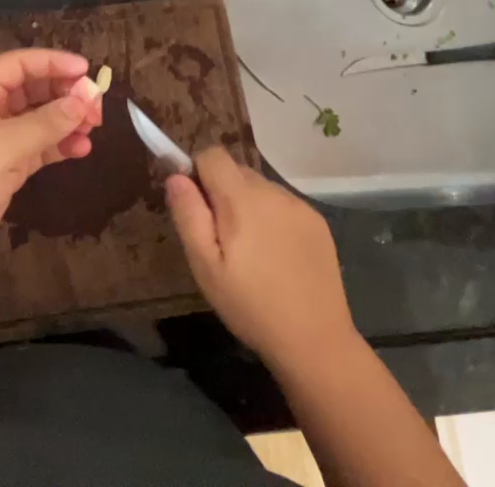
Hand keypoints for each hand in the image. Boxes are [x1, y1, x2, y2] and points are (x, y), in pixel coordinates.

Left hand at [0, 49, 103, 262]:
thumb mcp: (6, 145)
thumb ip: (47, 123)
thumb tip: (84, 101)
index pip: (19, 64)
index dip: (52, 62)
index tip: (86, 70)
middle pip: (32, 89)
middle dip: (64, 94)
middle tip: (96, 105)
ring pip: (38, 119)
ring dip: (65, 121)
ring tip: (93, 128)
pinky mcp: (5, 166)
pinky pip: (38, 147)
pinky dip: (59, 145)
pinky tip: (81, 149)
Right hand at [165, 148, 354, 366]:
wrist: (315, 340)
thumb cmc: (250, 305)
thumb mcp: (205, 266)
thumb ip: (188, 215)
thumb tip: (175, 176)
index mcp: (242, 199)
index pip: (212, 154)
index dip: (197, 173)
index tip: (196, 207)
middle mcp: (273, 192)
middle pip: (236, 170)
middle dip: (221, 192)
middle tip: (221, 239)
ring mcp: (300, 205)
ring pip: (260, 187)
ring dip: (247, 205)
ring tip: (250, 251)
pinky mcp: (318, 222)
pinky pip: (283, 204)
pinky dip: (272, 218)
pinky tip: (276, 256)